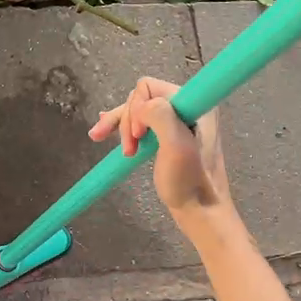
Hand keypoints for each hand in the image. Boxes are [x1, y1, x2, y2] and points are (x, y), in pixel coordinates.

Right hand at [89, 77, 236, 233]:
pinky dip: (121, 126)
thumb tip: (140, 106)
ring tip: (99, 138)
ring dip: (120, 125)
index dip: (136, 107)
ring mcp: (178, 121)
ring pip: (136, 110)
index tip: (138, 135)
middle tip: (128, 148)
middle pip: (140, 98)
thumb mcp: (177, 148)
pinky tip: (105, 130)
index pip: (149, 87)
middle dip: (127, 120)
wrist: (201, 213)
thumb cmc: (189, 183)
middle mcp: (187, 106)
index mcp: (194, 103)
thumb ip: (160, 116)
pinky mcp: (169, 134)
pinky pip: (139, 121)